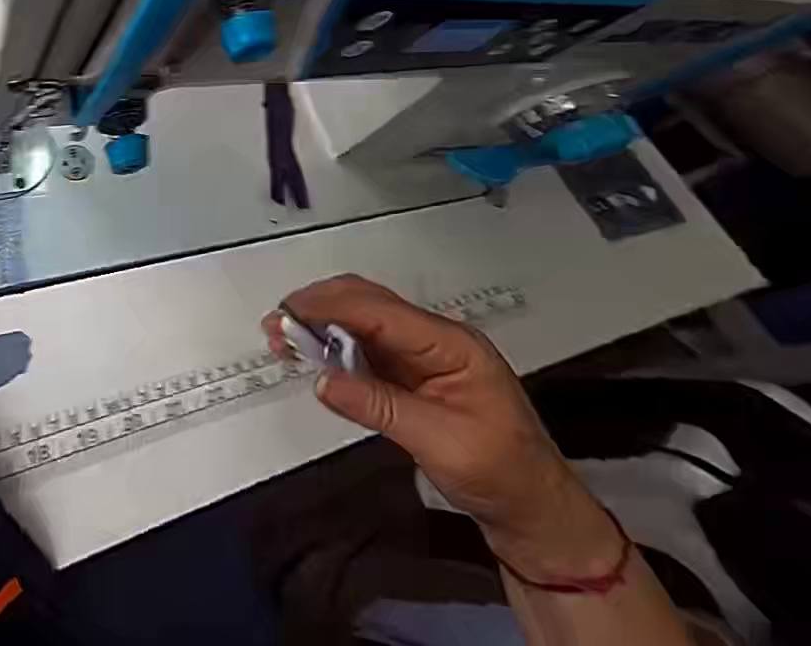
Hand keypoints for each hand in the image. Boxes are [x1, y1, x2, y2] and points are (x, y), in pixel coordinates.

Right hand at [264, 275, 620, 581]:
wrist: (534, 511)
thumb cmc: (503, 476)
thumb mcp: (443, 444)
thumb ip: (379, 406)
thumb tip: (322, 380)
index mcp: (451, 345)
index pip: (379, 311)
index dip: (328, 307)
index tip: (287, 316)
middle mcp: (431, 338)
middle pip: (364, 300)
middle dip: (316, 306)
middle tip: (276, 326)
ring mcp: (416, 351)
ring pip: (356, 316)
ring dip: (316, 322)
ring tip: (282, 339)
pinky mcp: (402, 368)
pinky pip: (357, 341)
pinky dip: (326, 342)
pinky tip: (307, 354)